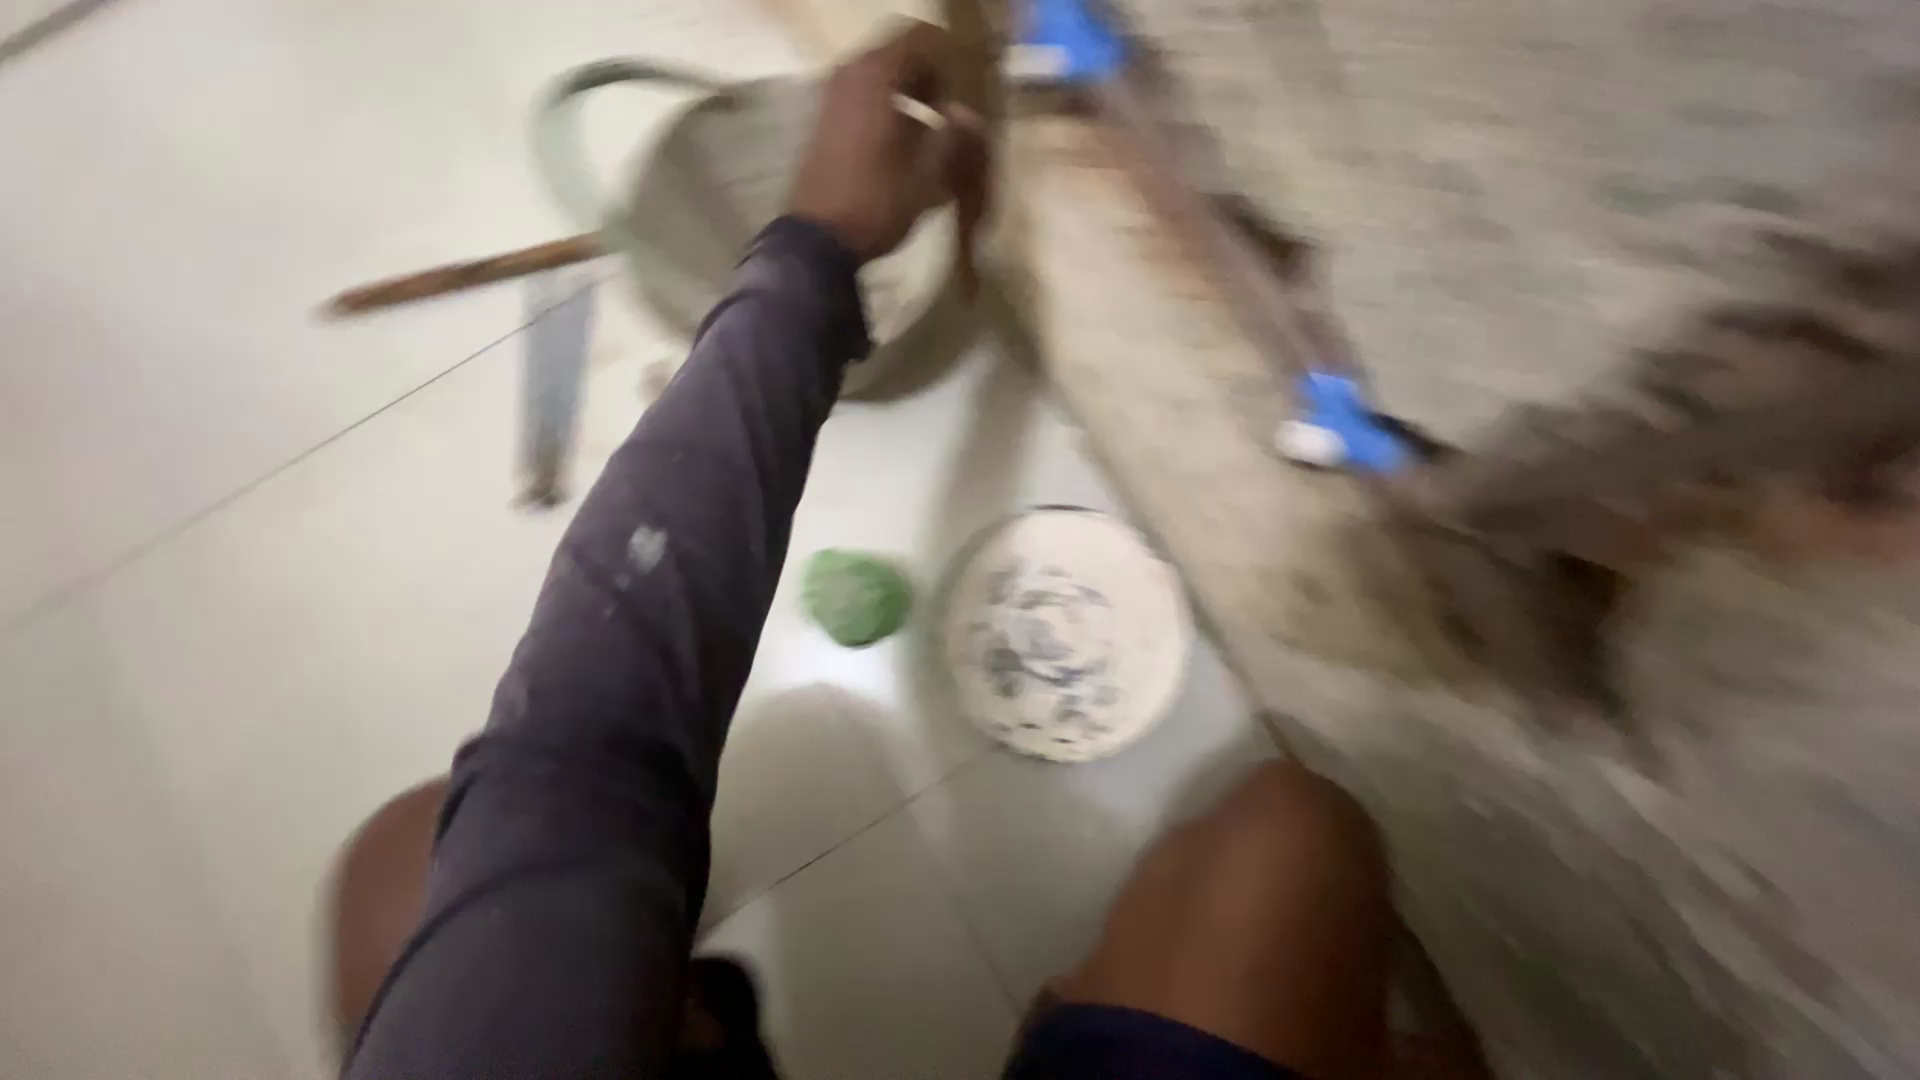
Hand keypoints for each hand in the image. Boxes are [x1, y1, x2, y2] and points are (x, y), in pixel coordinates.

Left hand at [787, 20, 990, 290]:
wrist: (818, 241)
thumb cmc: (876, 205)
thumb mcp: (926, 178)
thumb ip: (952, 138)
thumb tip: (970, 116)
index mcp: (876, 76)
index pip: (920, 38)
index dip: (948, 58)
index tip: (965, 88)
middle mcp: (849, 74)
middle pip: (898, 56)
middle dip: (928, 78)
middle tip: (951, 111)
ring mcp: (830, 97)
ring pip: (879, 80)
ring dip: (908, 98)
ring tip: (931, 134)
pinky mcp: (823, 123)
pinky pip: (863, 101)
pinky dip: (886, 112)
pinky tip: (903, 149)